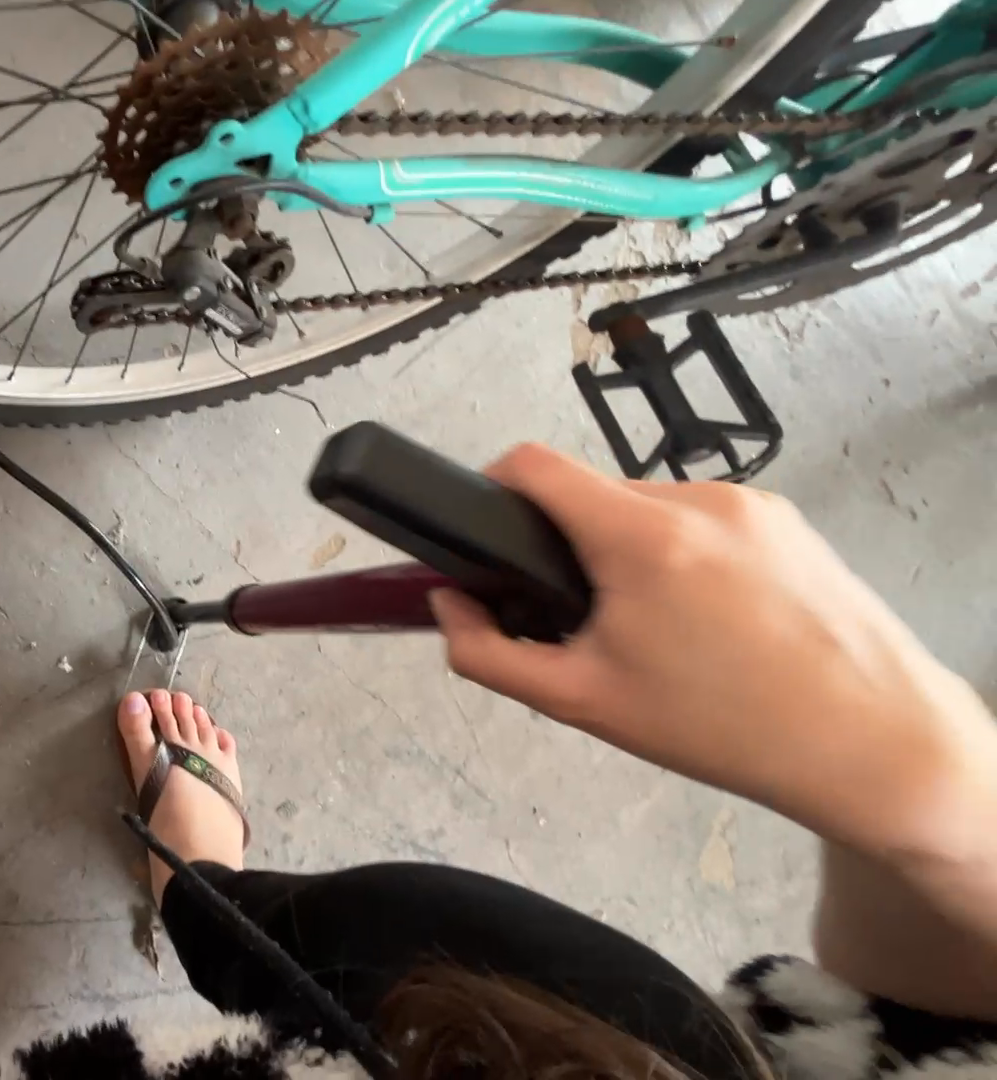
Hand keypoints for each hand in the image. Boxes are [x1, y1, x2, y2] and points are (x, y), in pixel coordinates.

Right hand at [429, 444, 996, 862]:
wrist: (887, 753)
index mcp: (643, 538)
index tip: (486, 533)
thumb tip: (447, 602)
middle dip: (556, 539)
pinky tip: (690, 611)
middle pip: (584, 490)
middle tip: (568, 609)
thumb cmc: (722, 728)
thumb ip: (483, 652)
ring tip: (636, 618)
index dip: (490, 485)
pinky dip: (664, 549)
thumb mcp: (576, 700)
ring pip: (637, 503)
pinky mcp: (786, 519)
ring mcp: (752, 504)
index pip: (534, 464)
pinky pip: (690, 515)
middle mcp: (700, 500)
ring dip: (611, 545)